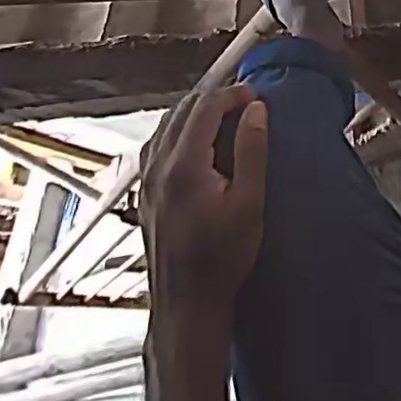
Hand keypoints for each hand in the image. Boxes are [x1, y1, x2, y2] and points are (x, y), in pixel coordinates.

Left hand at [140, 84, 269, 306]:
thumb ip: (252, 150)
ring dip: (195, 111)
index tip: (253, 96)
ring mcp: (147, 179)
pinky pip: (157, 142)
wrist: (187, 305)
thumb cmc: (222, 259)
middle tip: (242, 103)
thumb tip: (256, 109)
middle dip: (214, 98)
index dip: (231, 94)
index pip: (205, 107)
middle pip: (183, 109)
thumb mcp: (250, 203)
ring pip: (167, 123)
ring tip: (223, 115)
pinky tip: (195, 140)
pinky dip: (178, 129)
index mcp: (184, 165)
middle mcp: (158, 166)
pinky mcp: (144, 191)